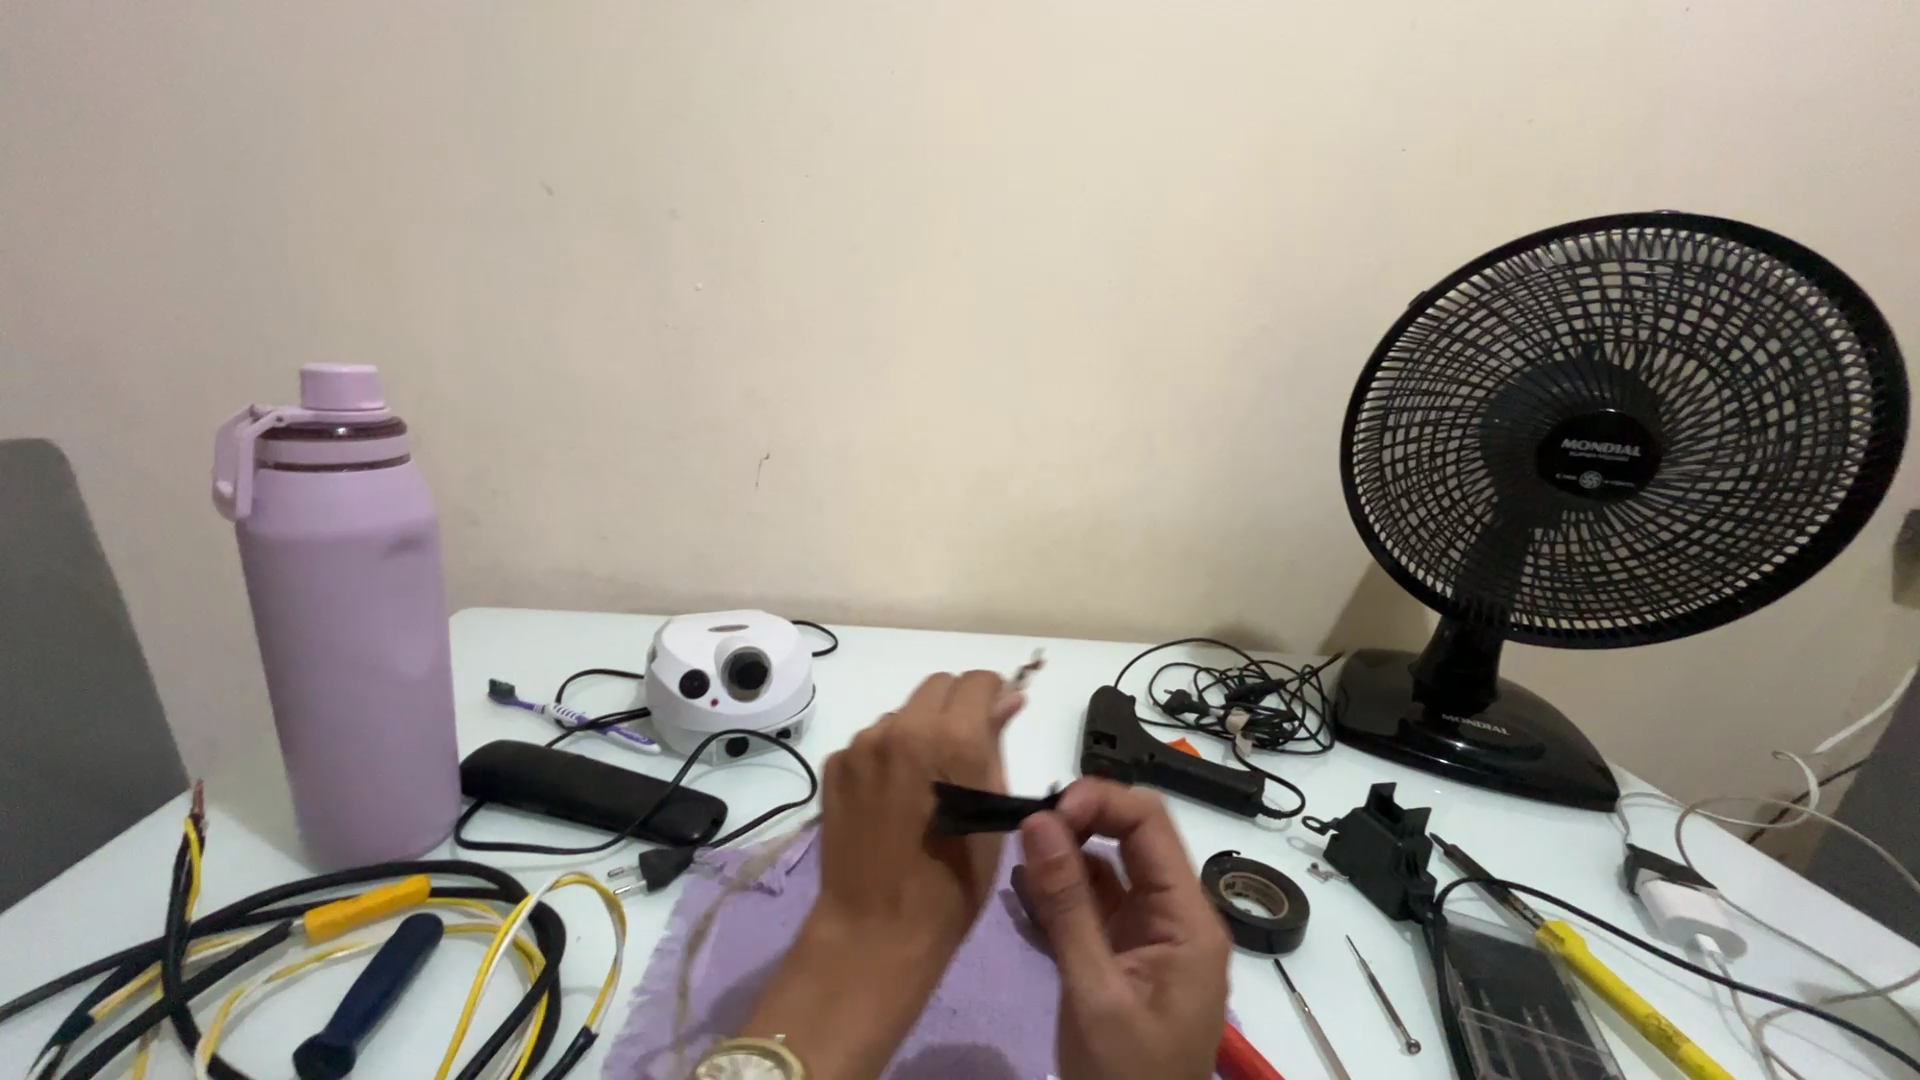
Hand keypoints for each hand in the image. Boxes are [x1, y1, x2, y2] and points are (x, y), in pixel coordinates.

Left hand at [738, 671, 1023, 1079]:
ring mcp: (863, 743)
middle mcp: (906, 727)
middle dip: (956, 706)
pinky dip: (886, 756)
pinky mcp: (835, 762)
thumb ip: (997, 745)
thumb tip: (1007, 702)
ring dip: (918, 732)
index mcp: (955, 737)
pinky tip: (889, 797)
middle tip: (959, 749)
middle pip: (938, 686)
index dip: (992, 694)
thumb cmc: (955, 879)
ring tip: (920, 783)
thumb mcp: (994, 810)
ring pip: (903, 713)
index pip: (979, 680)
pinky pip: (871, 741)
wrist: (878, 927)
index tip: (993, 718)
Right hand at [1018, 779, 1230, 1079]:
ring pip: (1112, 860)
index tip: (1046, 811)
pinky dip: (1063, 883)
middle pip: (1134, 834)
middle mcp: (1177, 912)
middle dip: (1081, 818)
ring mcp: (1152, 929)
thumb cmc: (1126, 1077)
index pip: (1150, 824)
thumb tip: (1037, 819)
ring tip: (1022, 852)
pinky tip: (1028, 885)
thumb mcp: (1094, 992)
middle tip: (1027, 828)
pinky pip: (1097, 895)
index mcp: (1189, 918)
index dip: (1099, 802)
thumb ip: (1067, 903)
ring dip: (1067, 848)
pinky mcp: (1126, 946)